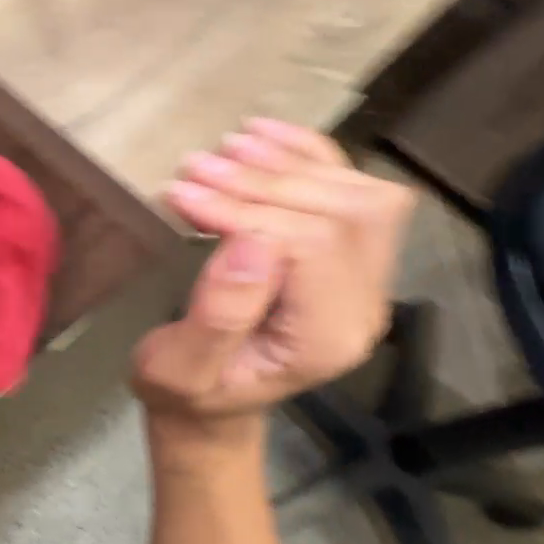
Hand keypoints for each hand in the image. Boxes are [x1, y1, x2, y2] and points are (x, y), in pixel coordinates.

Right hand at [133, 118, 416, 440]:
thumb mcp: (178, 370)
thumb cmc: (185, 392)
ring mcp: (365, 278)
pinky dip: (311, 157)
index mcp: (325, 337)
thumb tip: (246, 242)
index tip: (181, 195)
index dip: (247, 211)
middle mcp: (364, 304)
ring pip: (357, 195)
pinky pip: (353, 192)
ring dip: (290, 164)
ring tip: (222, 150)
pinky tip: (263, 137)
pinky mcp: (348, 259)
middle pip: (342, 214)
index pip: (310, 247)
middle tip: (193, 169)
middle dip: (265, 183)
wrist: (208, 405)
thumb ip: (216, 315)